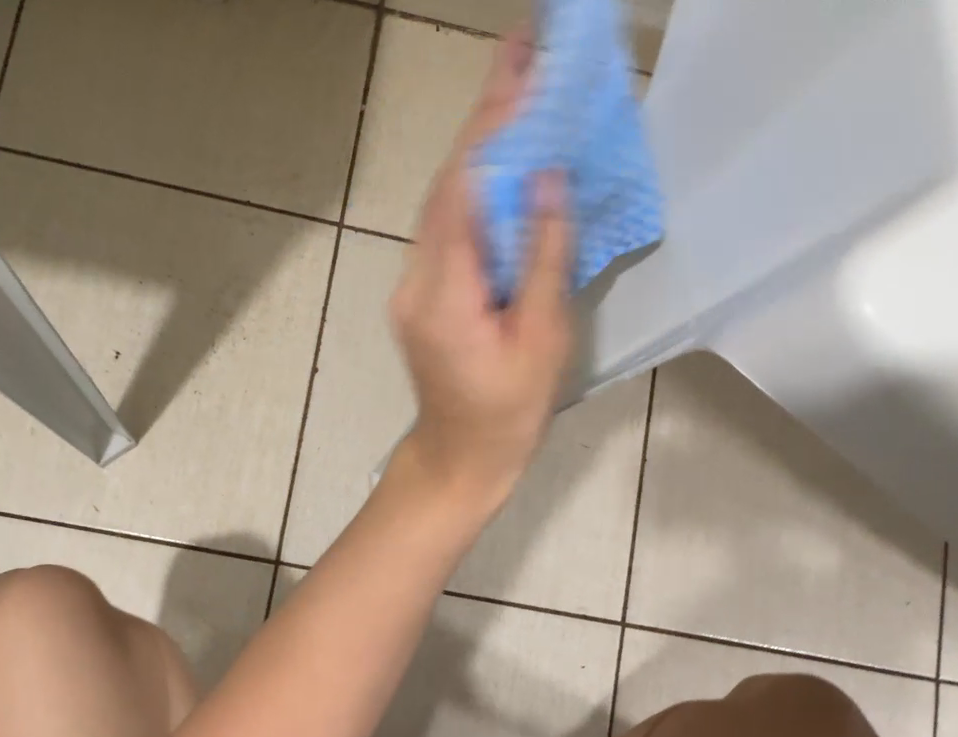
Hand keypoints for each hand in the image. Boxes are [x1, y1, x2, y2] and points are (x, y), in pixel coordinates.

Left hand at [390, 31, 573, 497]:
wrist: (460, 459)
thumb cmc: (507, 414)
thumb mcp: (541, 341)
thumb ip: (541, 259)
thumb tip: (546, 181)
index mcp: (443, 293)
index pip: (464, 190)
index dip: (492, 125)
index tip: (521, 66)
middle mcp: (415, 280)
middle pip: (449, 186)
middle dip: (486, 119)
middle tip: (523, 56)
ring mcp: (412, 287)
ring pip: (447, 204)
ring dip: (482, 150)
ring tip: (519, 92)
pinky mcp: (421, 295)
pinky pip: (450, 229)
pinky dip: (478, 191)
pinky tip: (506, 164)